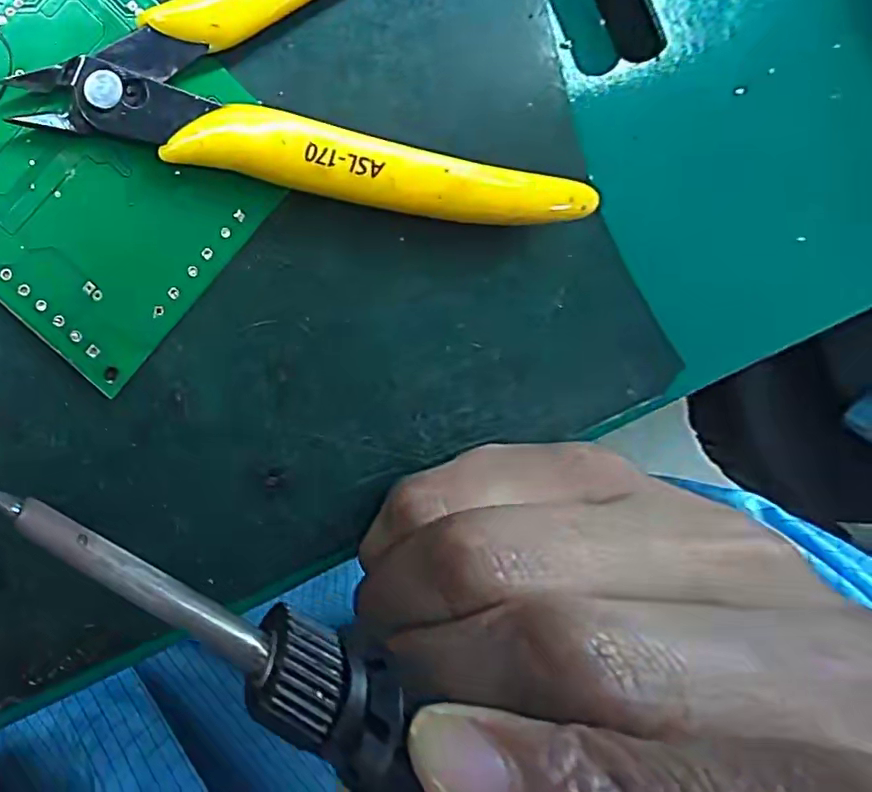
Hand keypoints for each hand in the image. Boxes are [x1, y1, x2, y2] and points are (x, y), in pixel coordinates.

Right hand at [356, 442, 871, 790]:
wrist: (759, 673)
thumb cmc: (708, 746)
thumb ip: (577, 781)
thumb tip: (436, 748)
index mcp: (836, 761)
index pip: (664, 745)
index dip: (529, 745)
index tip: (431, 743)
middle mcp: (788, 626)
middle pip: (551, 629)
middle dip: (429, 650)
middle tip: (401, 667)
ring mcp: (687, 522)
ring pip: (477, 533)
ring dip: (399, 578)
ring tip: (400, 614)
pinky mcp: (602, 467)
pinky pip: (460, 473)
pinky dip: (404, 523)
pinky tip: (415, 560)